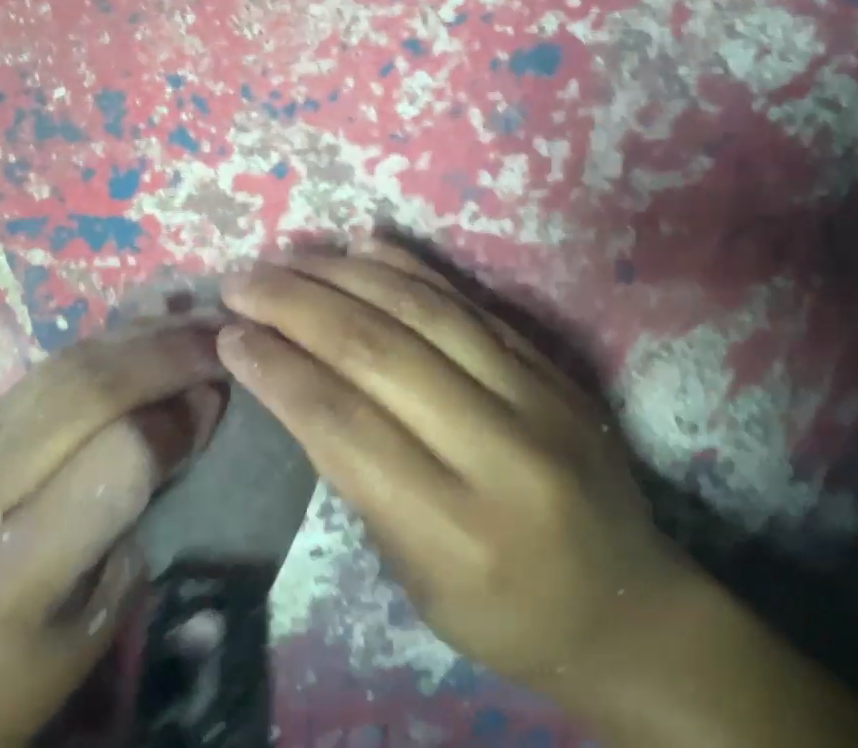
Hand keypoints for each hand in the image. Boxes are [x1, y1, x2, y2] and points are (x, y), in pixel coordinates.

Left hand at [0, 318, 225, 739]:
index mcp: (15, 567)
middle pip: (80, 393)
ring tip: (190, 324)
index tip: (218, 398)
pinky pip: (42, 371)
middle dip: (161, 356)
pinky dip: (103, 348)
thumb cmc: (42, 658)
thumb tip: (199, 403)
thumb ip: (151, 501)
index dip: (176, 419)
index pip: (115, 459)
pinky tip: (143, 335)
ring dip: (134, 338)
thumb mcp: (114, 607)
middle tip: (220, 337)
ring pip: (59, 367)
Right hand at [215, 239, 686, 688]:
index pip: (344, 425)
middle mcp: (498, 452)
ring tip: (285, 257)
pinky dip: (410, 268)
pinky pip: (470, 304)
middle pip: (378, 354)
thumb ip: (359, 477)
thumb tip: (296, 378)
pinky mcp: (555, 369)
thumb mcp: (413, 573)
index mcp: (452, 528)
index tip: (228, 336)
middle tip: (241, 282)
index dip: (279, 371)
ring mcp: (537, 399)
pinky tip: (362, 245)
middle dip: (297, 307)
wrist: (628, 608)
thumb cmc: (501, 612)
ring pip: (424, 313)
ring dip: (343, 275)